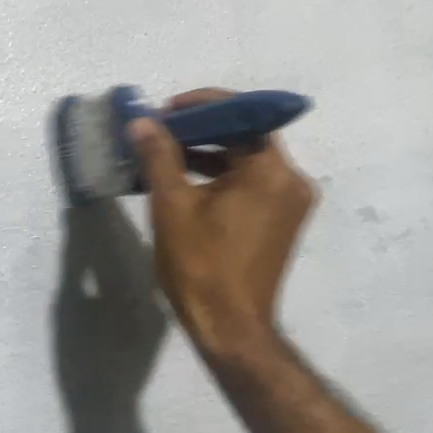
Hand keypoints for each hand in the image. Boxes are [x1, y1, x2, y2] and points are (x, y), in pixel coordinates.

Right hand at [130, 88, 315, 357]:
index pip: (241, 115)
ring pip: (244, 162)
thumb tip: (142, 123)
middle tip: (157, 134)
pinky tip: (181, 185)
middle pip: (244, 137)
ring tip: (161, 158)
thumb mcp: (172, 206)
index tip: (164, 111)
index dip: (200, 106)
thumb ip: (159, 157)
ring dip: (205, 155)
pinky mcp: (279, 222)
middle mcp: (291, 180)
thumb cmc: (201, 265)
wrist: (229, 325)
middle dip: (199, 131)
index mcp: (271, 171)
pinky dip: (217, 178)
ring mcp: (288, 203)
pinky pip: (248, 185)